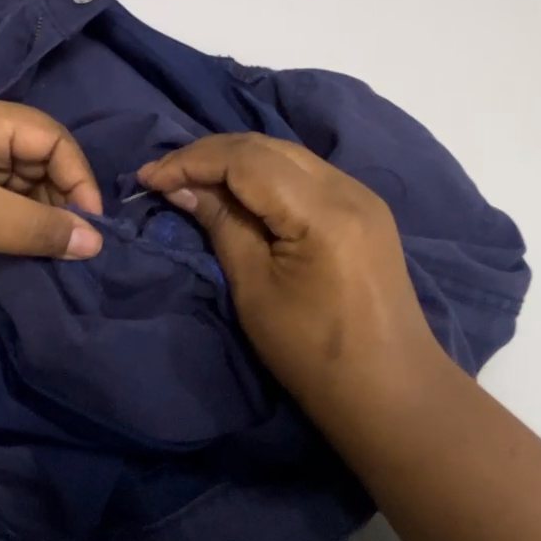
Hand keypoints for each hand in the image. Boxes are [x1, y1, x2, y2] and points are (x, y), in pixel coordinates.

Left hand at [0, 95, 104, 304]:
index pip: (50, 136)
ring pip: (17, 177)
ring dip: (37, 210)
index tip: (89, 223)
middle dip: (58, 195)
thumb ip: (39, 227)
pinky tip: (23, 244)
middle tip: (72, 241)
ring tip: (50, 248)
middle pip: (35, 155)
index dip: (77, 176)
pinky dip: (13, 217)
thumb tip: (96, 242)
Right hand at [136, 134, 443, 414]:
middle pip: (264, 147)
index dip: (191, 161)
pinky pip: (300, 172)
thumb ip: (221, 225)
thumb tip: (182, 187)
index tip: (148, 179)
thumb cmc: (314, 354)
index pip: (246, 160)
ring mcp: (360, 195)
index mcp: (323, 213)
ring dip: (231, 160)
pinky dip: (259, 173)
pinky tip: (233, 189)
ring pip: (282, 154)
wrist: (393, 394)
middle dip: (207, 154)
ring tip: (188, 179)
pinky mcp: (362, 208)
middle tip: (161, 176)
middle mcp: (347, 189)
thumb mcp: (254, 289)